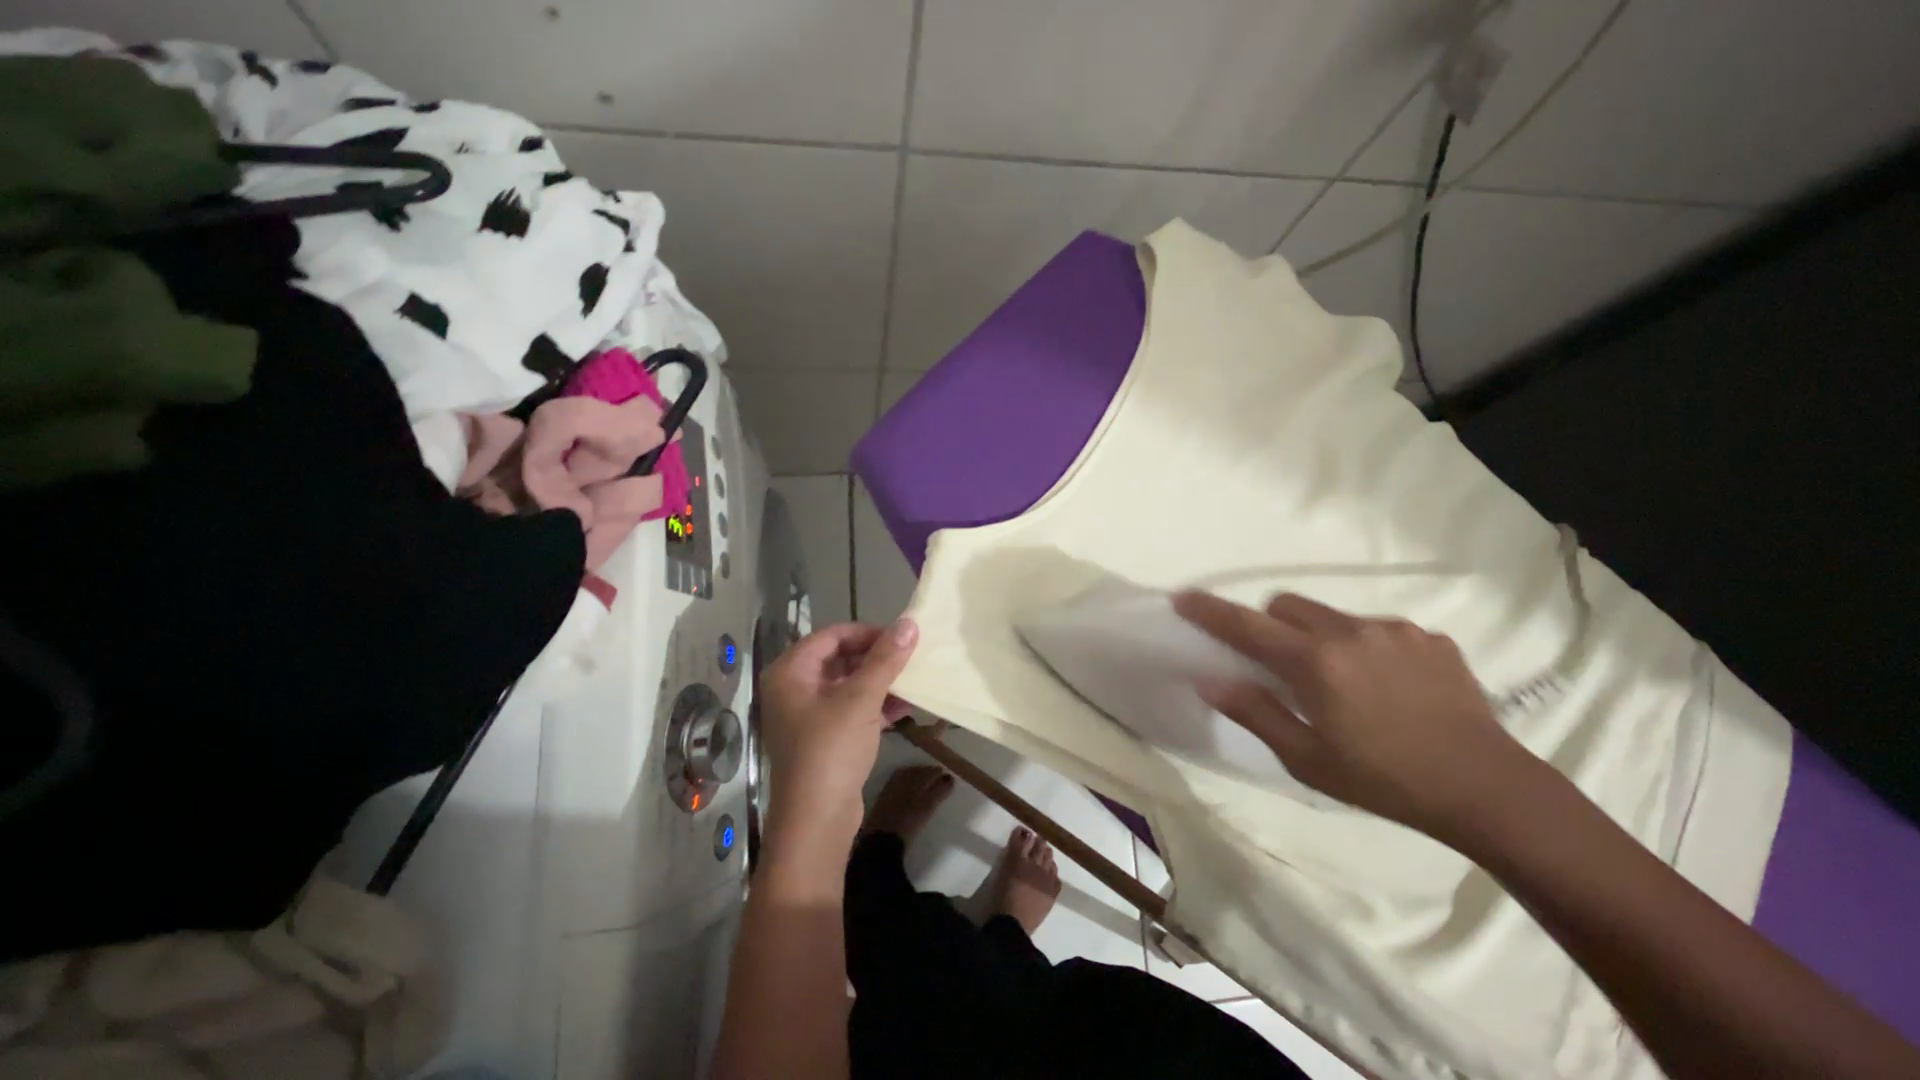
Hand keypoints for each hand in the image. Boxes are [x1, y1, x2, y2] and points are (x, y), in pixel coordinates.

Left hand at [758, 619, 917, 843]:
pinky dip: (875, 706)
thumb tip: (909, 623)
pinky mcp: (823, 739)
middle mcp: (793, 689)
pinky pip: (850, 711)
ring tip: (914, 681)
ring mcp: (806, 716)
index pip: (831, 636)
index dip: (867, 632)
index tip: (902, 636)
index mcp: (790, 673)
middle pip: (838, 659)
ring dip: (879, 683)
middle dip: (876, 658)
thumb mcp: (861, 700)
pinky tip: (905, 709)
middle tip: (912, 658)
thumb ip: (885, 660)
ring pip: (847, 686)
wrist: (816, 819)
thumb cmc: (830, 750)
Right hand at [1174, 591, 1543, 839]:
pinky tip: (1386, 690)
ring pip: (1335, 617)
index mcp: (1317, 663)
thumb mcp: (1307, 759)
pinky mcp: (1430, 638)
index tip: (1184, 597)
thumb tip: (1210, 680)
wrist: (1483, 786)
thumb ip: (1256, 713)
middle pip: (1289, 606)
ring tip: (1341, 686)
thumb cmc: (1383, 780)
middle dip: (1270, 624)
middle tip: (1275, 664)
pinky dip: (1365, 650)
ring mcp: (1396, 631)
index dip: (1212, 612)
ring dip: (1320, 638)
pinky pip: (1379, 631)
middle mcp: (1353, 632)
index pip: (1249, 626)